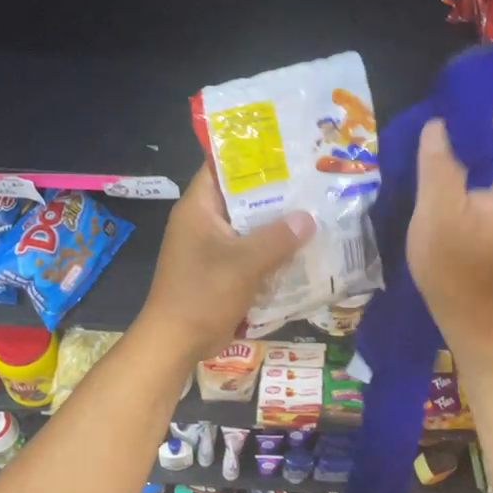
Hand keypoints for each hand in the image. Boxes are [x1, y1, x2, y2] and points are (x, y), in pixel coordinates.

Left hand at [138, 166, 313, 355]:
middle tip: (313, 181)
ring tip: (317, 210)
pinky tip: (304, 249)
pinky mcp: (221, 270)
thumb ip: (277, 238)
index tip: (286, 149)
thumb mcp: (243, 263)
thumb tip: (309, 218)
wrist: (175, 343)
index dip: (251, 156)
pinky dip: (272, 250)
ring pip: (249, 226)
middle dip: (275, 193)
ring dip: (277, 225)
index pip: (221, 167)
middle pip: (241, 197)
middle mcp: (203, 222)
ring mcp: (212, 247)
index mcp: (198, 208)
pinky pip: (250, 252)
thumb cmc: (202, 294)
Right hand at [408, 112, 492, 344]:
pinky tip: (442, 180)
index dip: (486, 115)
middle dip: (474, 134)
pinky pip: (491, 187)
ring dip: (469, 156)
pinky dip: (470, 177)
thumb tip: (438, 124)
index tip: (452, 109)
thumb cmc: (453, 263)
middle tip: (437, 129)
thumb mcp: (437, 208)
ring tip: (435, 151)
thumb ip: (438, 162)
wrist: (467, 317)